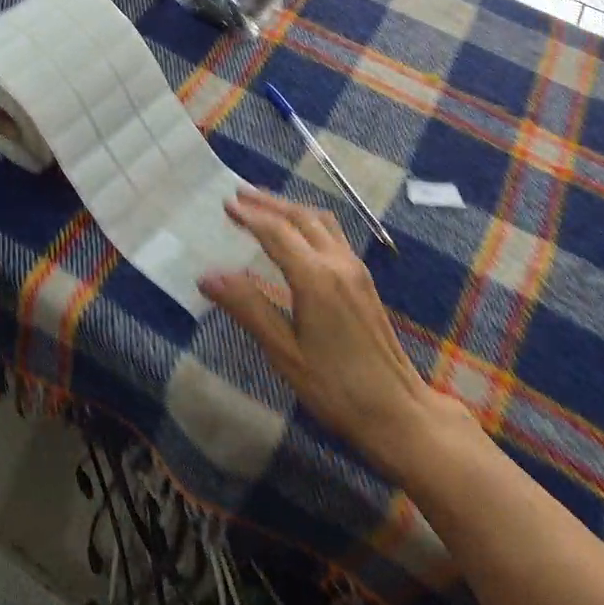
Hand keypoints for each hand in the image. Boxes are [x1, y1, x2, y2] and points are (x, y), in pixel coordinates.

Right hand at [200, 189, 460, 469]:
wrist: (396, 409)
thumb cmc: (335, 387)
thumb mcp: (284, 352)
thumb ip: (248, 308)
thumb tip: (207, 275)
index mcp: (316, 277)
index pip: (277, 232)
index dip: (250, 216)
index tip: (226, 205)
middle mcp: (338, 263)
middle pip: (301, 218)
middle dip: (270, 203)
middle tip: (240, 194)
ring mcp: (356, 271)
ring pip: (322, 223)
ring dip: (291, 209)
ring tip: (265, 206)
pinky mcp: (364, 282)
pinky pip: (334, 236)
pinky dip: (309, 223)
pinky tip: (298, 235)